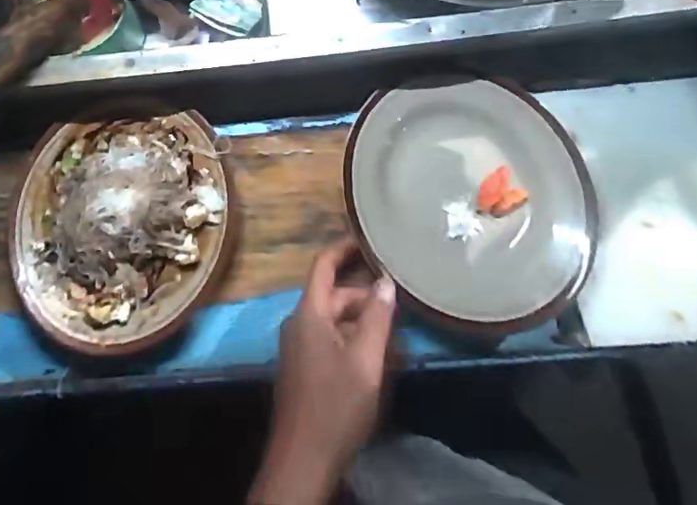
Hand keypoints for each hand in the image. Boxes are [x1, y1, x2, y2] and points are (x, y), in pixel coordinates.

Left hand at [249, 240, 396, 504]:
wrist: (302, 458)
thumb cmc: (335, 405)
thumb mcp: (365, 361)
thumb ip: (376, 319)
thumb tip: (385, 281)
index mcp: (308, 312)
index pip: (323, 264)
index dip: (344, 247)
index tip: (368, 238)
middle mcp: (298, 321)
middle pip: (332, 294)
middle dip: (363, 293)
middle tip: (398, 295)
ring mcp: (298, 345)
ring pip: (332, 318)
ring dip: (360, 318)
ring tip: (394, 326)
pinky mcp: (302, 366)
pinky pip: (327, 337)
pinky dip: (350, 336)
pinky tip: (375, 353)